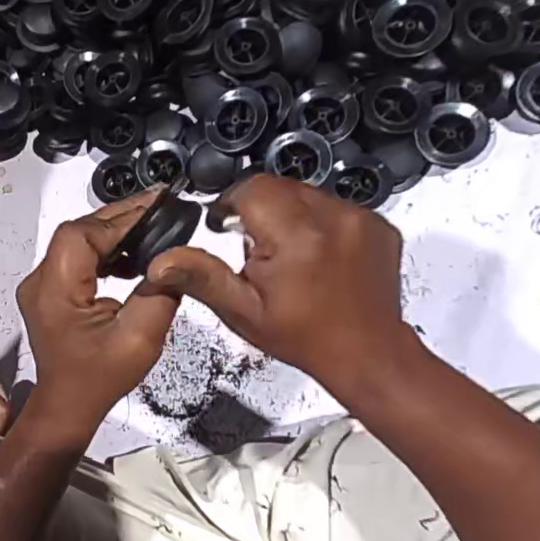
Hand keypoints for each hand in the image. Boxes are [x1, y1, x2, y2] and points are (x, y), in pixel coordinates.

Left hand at [14, 191, 180, 447]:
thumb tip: (173, 258)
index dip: (121, 218)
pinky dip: (104, 249)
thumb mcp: (140, 337)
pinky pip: (77, 257)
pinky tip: (130, 254)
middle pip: (78, 231)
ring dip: (113, 232)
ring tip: (151, 227)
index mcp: (54, 291)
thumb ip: (160, 292)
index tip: (156, 206)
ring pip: (78, 241)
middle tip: (159, 207)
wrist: (70, 405)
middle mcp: (40, 282)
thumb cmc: (99, 378)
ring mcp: (42, 286)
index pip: (83, 234)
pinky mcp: (50, 291)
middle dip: (120, 219)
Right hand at [147, 175, 425, 397]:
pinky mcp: (376, 224)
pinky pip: (335, 207)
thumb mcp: (243, 312)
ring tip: (291, 260)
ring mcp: (359, 219)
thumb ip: (202, 279)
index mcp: (296, 238)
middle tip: (261, 253)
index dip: (232, 204)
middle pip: (279, 187)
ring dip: (291, 218)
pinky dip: (320, 225)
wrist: (365, 353)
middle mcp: (332, 220)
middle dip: (261, 213)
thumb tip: (163, 263)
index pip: (252, 188)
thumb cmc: (307, 338)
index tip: (227, 224)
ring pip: (307, 195)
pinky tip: (318, 259)